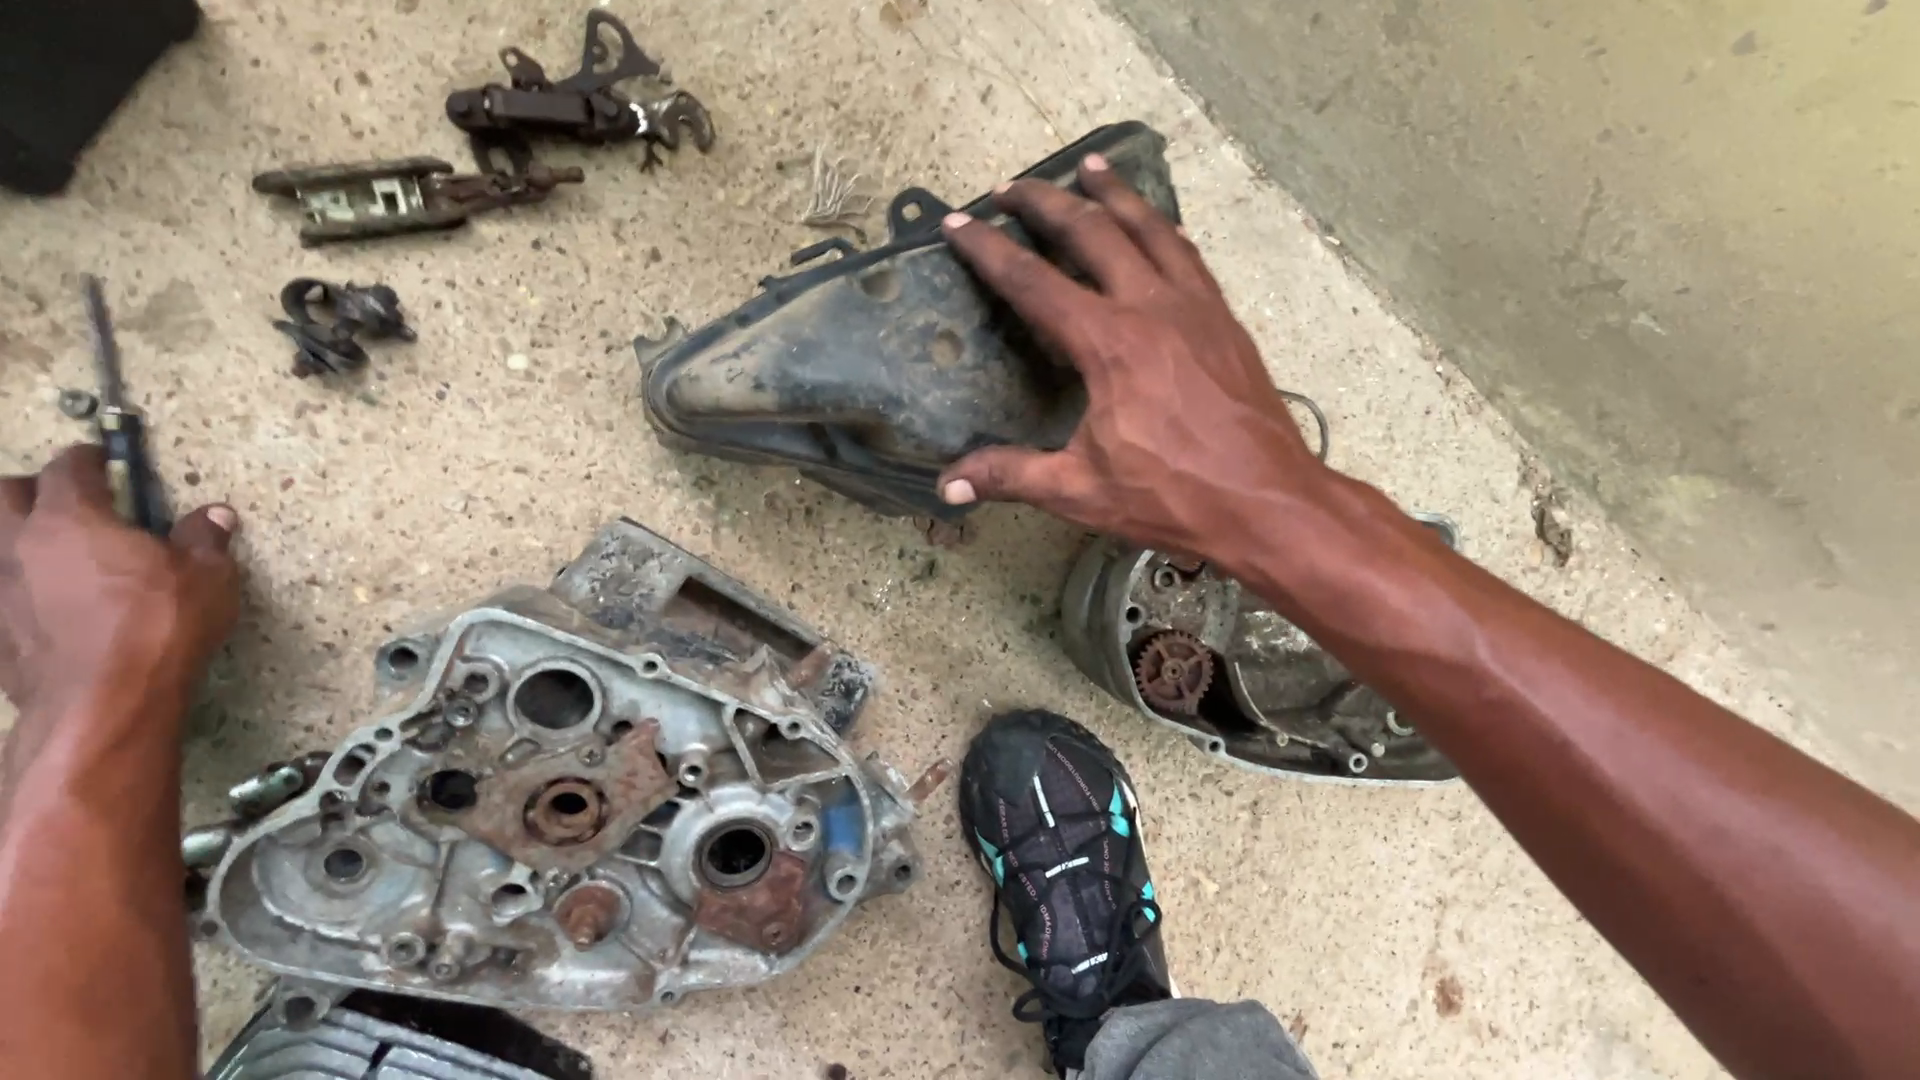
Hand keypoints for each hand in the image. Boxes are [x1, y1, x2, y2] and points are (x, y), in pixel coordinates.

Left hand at [0, 444, 240, 717]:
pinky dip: (21, 579)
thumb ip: (204, 539)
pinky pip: (1, 586)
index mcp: (72, 521)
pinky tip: (54, 596)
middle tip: (69, 496)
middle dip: (33, 487)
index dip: (88, 459)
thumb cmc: (160, 625)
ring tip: (61, 548)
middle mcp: (19, 544)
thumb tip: (212, 516)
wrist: (104, 698)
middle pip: (5, 494)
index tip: (102, 457)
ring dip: (21, 534)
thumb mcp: (209, 576)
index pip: (68, 470)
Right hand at [935, 154, 1328, 559]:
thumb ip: (1011, 475)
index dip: (989, 251)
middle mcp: (1151, 307)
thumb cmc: (1173, 496)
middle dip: (1045, 202)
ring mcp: (1195, 307)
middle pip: (1092, 232)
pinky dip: (1161, 228)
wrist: (1267, 501)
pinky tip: (1156, 224)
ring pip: (1149, 227)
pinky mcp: (1224, 319)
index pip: (1033, 282)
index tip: (959, 224)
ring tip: (1088, 166)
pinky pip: (1187, 254)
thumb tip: (947, 484)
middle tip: (1012, 188)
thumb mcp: (1080, 491)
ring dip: (1112, 194)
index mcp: (1109, 343)